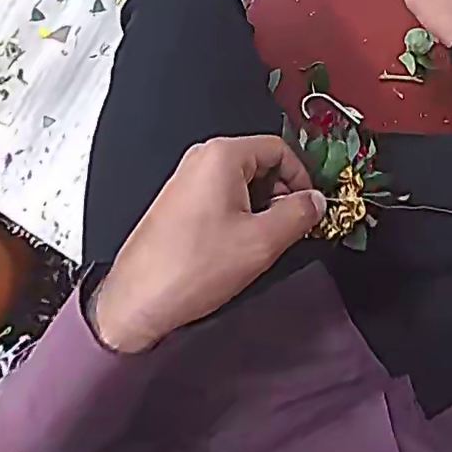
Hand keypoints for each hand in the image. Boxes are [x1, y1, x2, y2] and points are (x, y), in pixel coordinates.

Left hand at [89, 136, 325, 353]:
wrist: (135, 302)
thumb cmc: (191, 267)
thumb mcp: (262, 241)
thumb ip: (299, 215)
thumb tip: (316, 201)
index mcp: (223, 155)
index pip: (279, 149)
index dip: (301, 177)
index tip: (309, 206)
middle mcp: (203, 159)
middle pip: (261, 164)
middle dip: (281, 195)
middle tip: (288, 228)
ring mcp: (188, 180)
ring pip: (243, 183)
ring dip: (261, 208)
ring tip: (260, 243)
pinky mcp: (180, 202)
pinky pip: (223, 196)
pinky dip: (239, 216)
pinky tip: (237, 248)